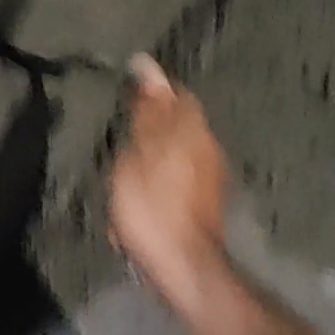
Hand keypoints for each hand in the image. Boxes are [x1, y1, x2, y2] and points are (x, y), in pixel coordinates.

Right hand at [109, 55, 229, 295]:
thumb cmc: (153, 210)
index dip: (150, 95)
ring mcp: (212, 179)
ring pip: (175, 159)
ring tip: (126, 184)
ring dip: (151, 168)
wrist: (183, 265)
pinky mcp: (206, 205)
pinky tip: (142, 208)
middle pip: (177, 127)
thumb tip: (148, 68)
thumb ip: (146, 114)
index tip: (125, 104)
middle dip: (150, 135)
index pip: (176, 94)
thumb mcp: (137, 157)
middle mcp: (210, 148)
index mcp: (193, 129)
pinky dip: (159, 192)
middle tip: (121, 149)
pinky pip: (178, 186)